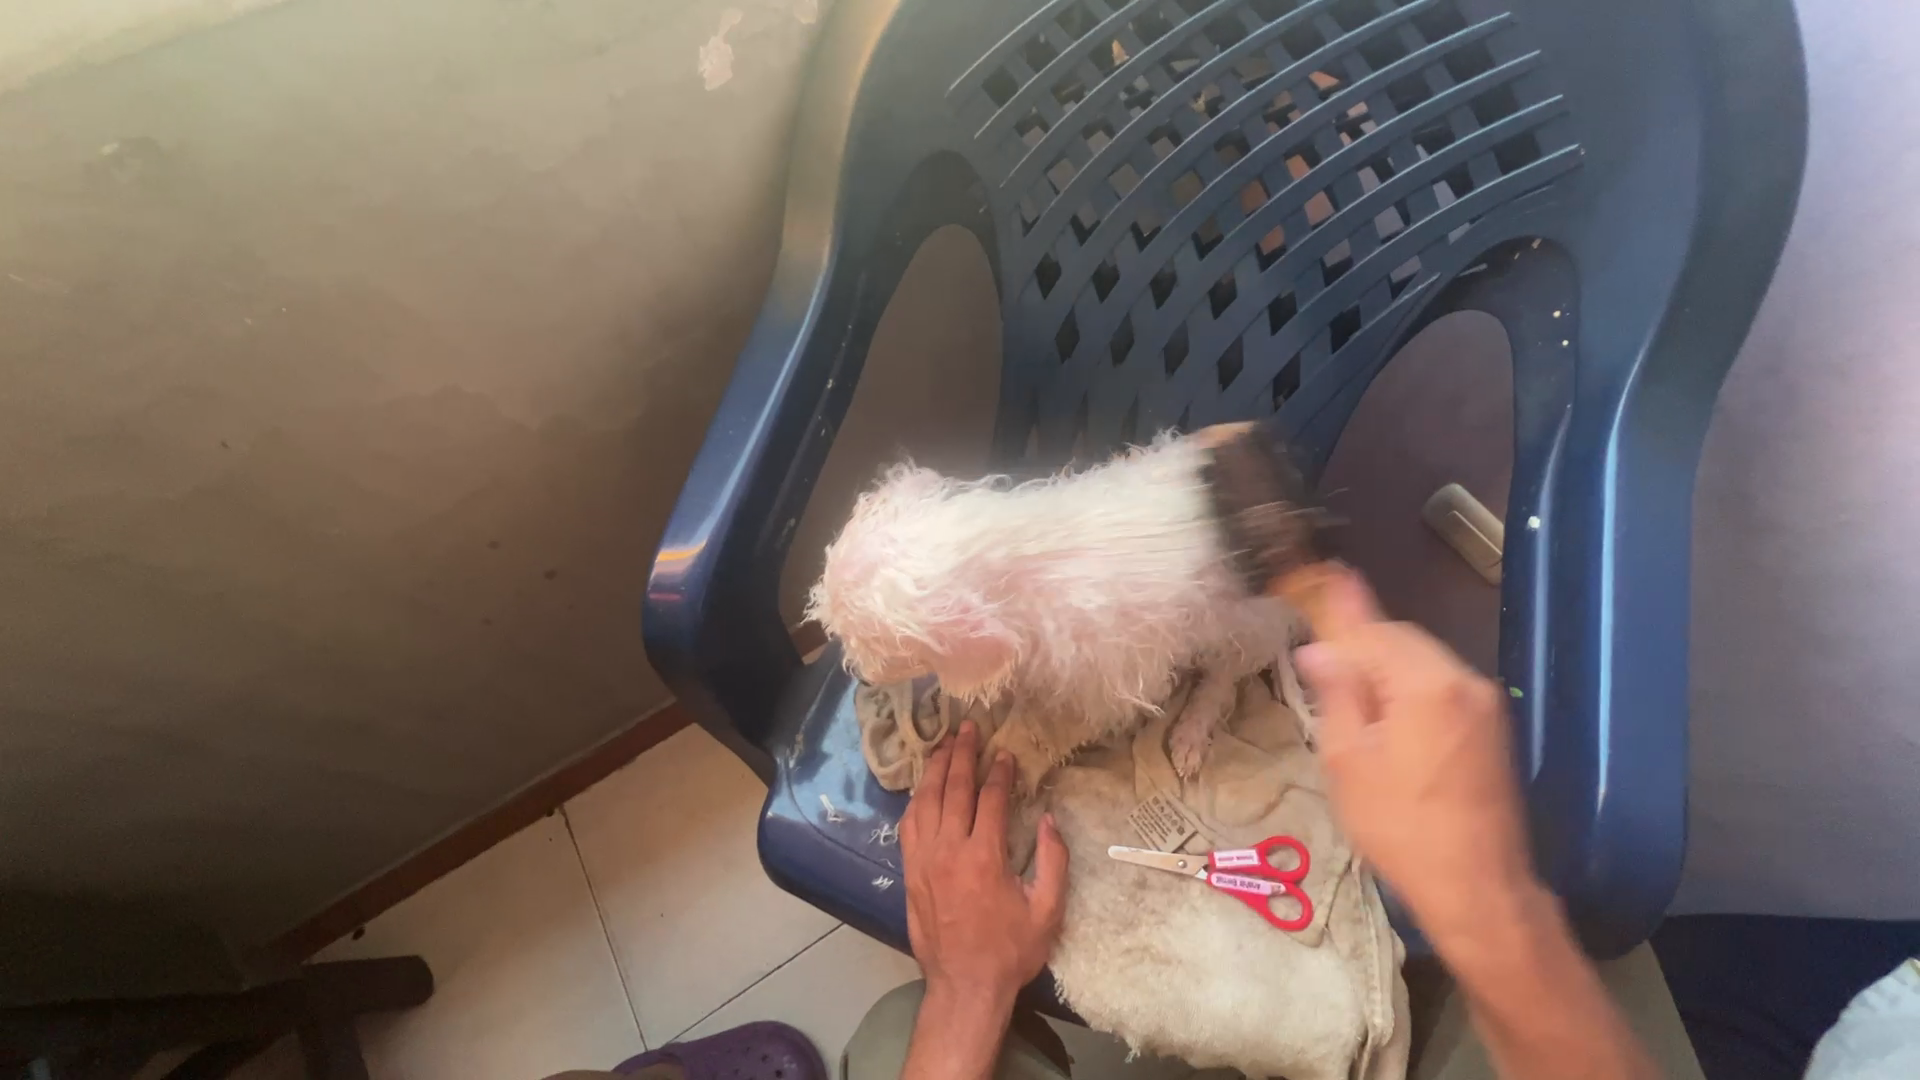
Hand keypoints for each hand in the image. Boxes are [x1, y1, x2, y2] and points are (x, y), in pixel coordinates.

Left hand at [900, 721, 1069, 1006]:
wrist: (963, 988)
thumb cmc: (1010, 951)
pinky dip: (916, 798)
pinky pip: (908, 824)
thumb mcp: (1048, 912)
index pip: (990, 798)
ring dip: (936, 768)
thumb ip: (1053, 861)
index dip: (999, 771)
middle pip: (954, 788)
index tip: (1005, 752)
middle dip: (963, 754)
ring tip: (945, 743)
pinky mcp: (909, 870)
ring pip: (926, 800)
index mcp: (984, 856)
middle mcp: (949, 849)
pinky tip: (924, 785)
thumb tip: (1047, 818)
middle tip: (969, 728)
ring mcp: (923, 859)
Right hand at [1293, 568, 1534, 944]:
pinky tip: (1384, 714)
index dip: (1339, 602)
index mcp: (1425, 685)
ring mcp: (1483, 704)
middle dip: (1358, 641)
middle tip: (1319, 665)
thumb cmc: (1399, 824)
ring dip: (1381, 663)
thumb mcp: (1347, 759)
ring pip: (1419, 659)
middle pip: (1399, 638)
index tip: (1313, 573)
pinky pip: (1438, 683)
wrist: (1478, 888)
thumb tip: (1319, 650)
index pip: (1372, 628)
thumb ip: (1337, 693)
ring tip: (1347, 697)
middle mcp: (1462, 682)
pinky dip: (1406, 683)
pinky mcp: (1491, 727)